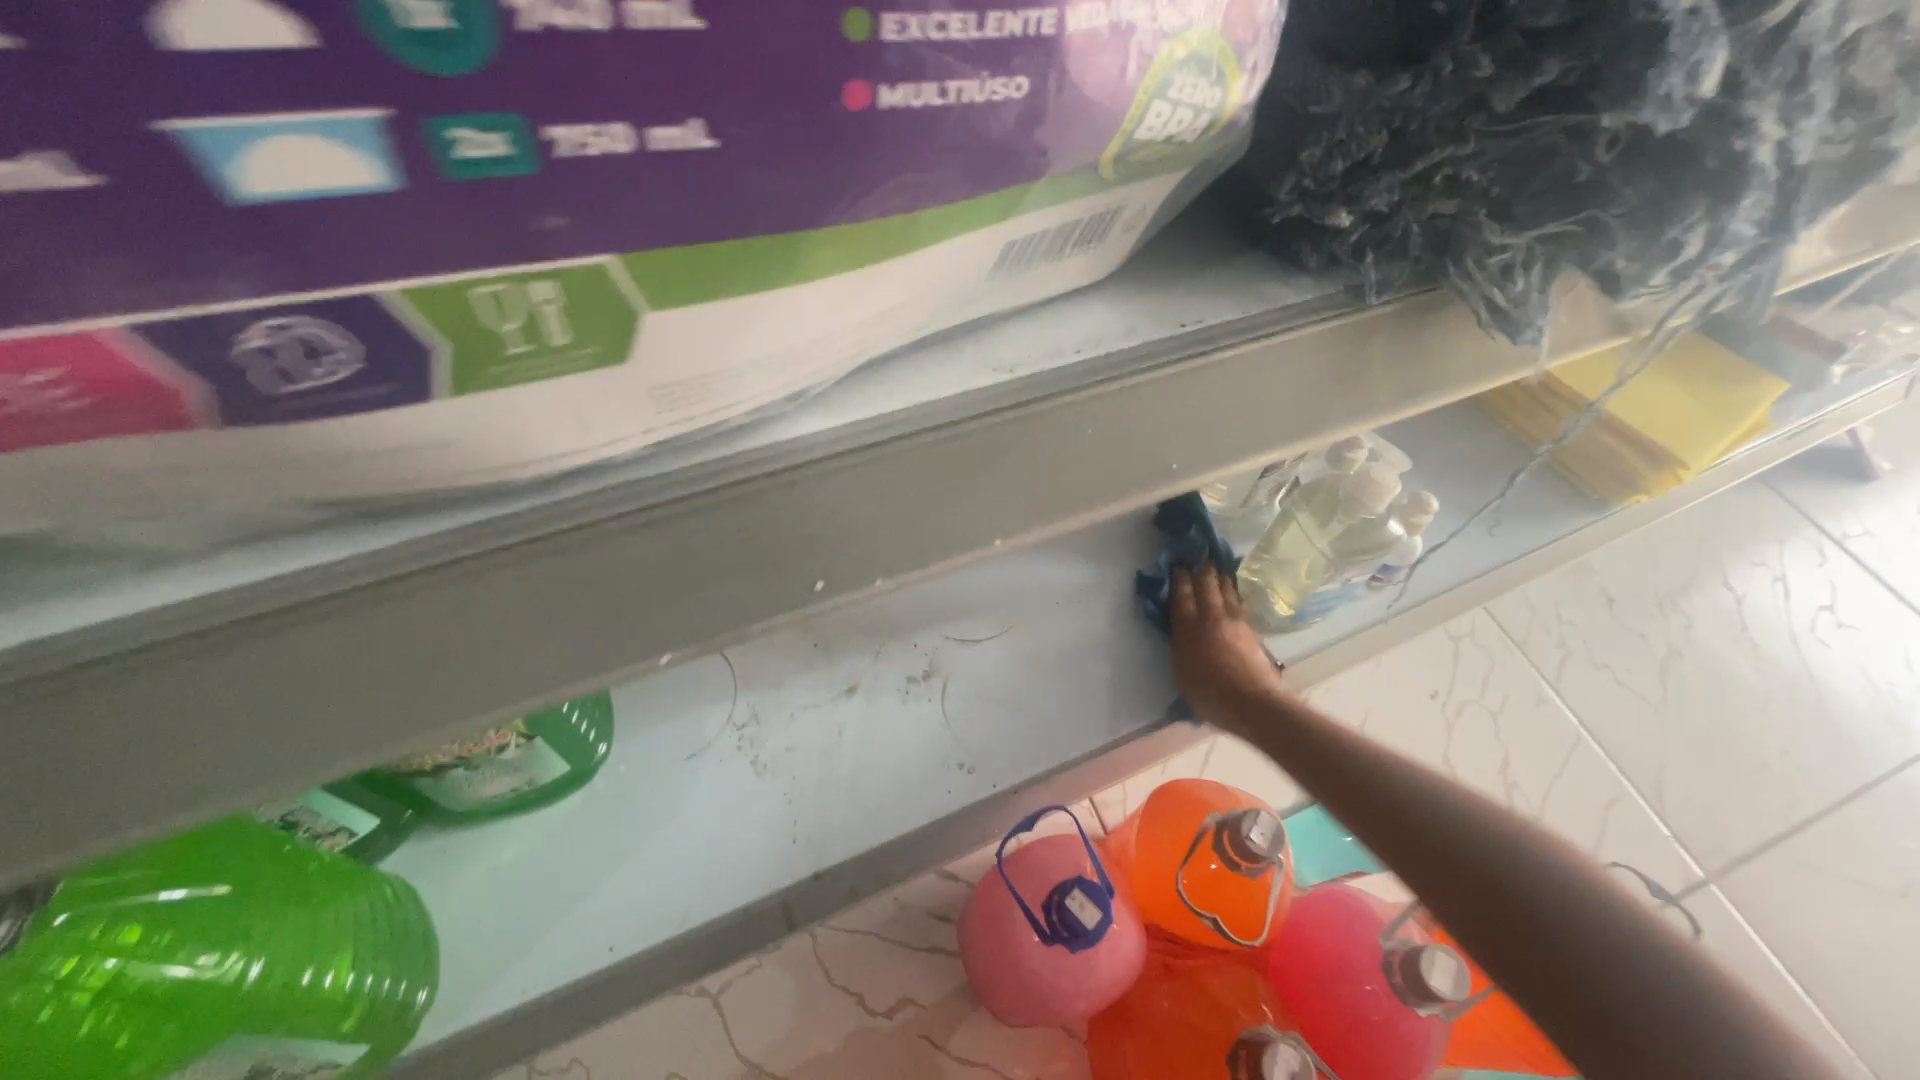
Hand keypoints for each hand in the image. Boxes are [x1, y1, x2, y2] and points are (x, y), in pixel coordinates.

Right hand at [1169, 565, 1292, 733]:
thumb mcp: (1182, 674)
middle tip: (1198, 557)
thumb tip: (1181, 635)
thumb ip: (1180, 649)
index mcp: (1188, 629)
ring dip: (1220, 577)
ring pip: (1226, 589)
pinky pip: (1238, 602)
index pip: (1182, 595)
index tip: (1177, 563)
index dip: (1179, 577)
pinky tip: (1231, 591)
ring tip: (1216, 568)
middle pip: (1206, 584)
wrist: (1253, 703)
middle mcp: (1211, 618)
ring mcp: (1234, 621)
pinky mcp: (1251, 629)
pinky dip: (1232, 592)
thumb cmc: (1211, 695)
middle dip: (1201, 569)